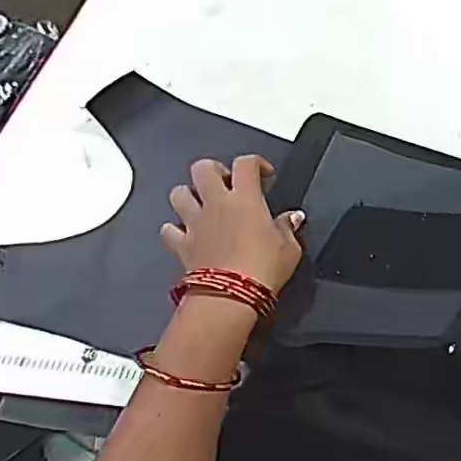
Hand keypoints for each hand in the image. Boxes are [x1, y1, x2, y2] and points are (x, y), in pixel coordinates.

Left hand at [160, 155, 304, 292]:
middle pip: (203, 168)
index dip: (255, 163)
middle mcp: (216, 205)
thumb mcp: (289, 249)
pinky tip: (186, 234)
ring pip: (178, 193)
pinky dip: (174, 230)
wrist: (231, 297)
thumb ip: (288, 228)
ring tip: (201, 204)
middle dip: (213, 170)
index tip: (263, 174)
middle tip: (225, 181)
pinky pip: (168, 230)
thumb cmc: (261, 271)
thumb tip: (293, 219)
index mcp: (245, 199)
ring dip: (188, 195)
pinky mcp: (182, 245)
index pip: (245, 163)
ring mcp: (195, 223)